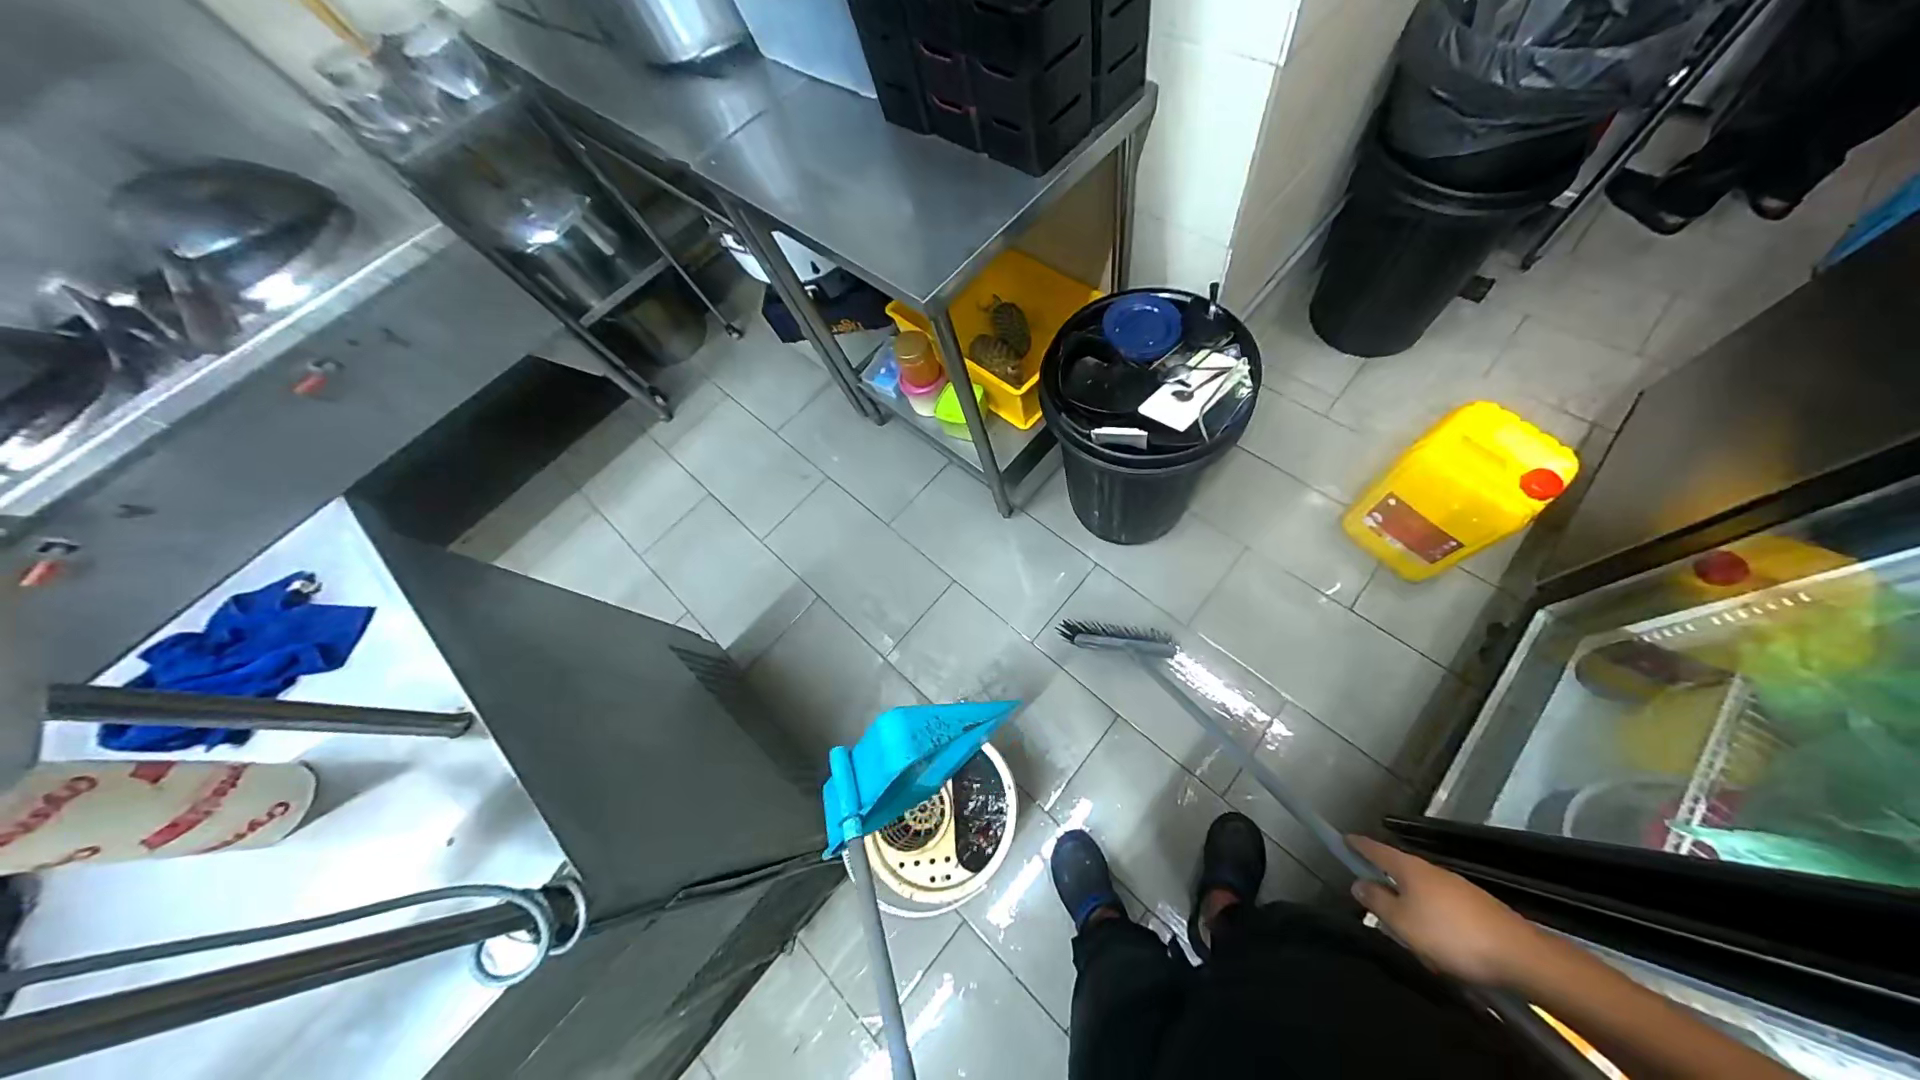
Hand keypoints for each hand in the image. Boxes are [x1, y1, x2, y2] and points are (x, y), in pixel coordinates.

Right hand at [1346, 835, 1541, 986]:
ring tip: (1406, 927)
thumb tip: (1358, 882)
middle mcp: (1434, 871)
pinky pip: (1443, 906)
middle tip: (1372, 896)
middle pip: (1401, 869)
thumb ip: (1376, 901)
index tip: (1343, 838)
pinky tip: (1438, 940)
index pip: (1376, 850)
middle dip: (1385, 878)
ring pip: (1423, 889)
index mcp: (1410, 869)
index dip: (1358, 845)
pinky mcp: (1479, 908)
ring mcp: (1459, 888)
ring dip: (1411, 901)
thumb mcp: (1402, 923)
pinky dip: (1432, 916)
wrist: (1522, 957)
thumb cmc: (1451, 936)